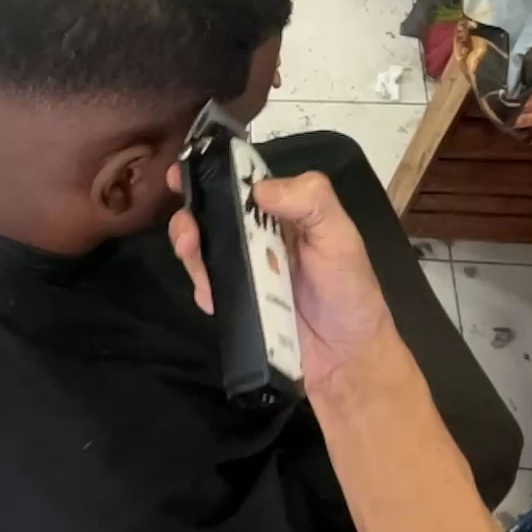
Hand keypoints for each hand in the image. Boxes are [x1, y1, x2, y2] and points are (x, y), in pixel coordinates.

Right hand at [167, 169, 396, 391]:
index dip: (209, 172)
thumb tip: (258, 188)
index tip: (182, 172)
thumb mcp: (341, 237)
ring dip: (188, 247)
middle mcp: (255, 235)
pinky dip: (203, 288)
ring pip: (199, 248)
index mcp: (281, 211)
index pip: (240, 182)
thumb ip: (312, 201)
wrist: (345, 359)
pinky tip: (214, 296)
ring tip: (190, 253)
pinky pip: (205, 287)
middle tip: (187, 232)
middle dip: (188, 216)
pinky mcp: (231, 301)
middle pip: (208, 214)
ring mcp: (240, 269)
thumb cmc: (349, 292)